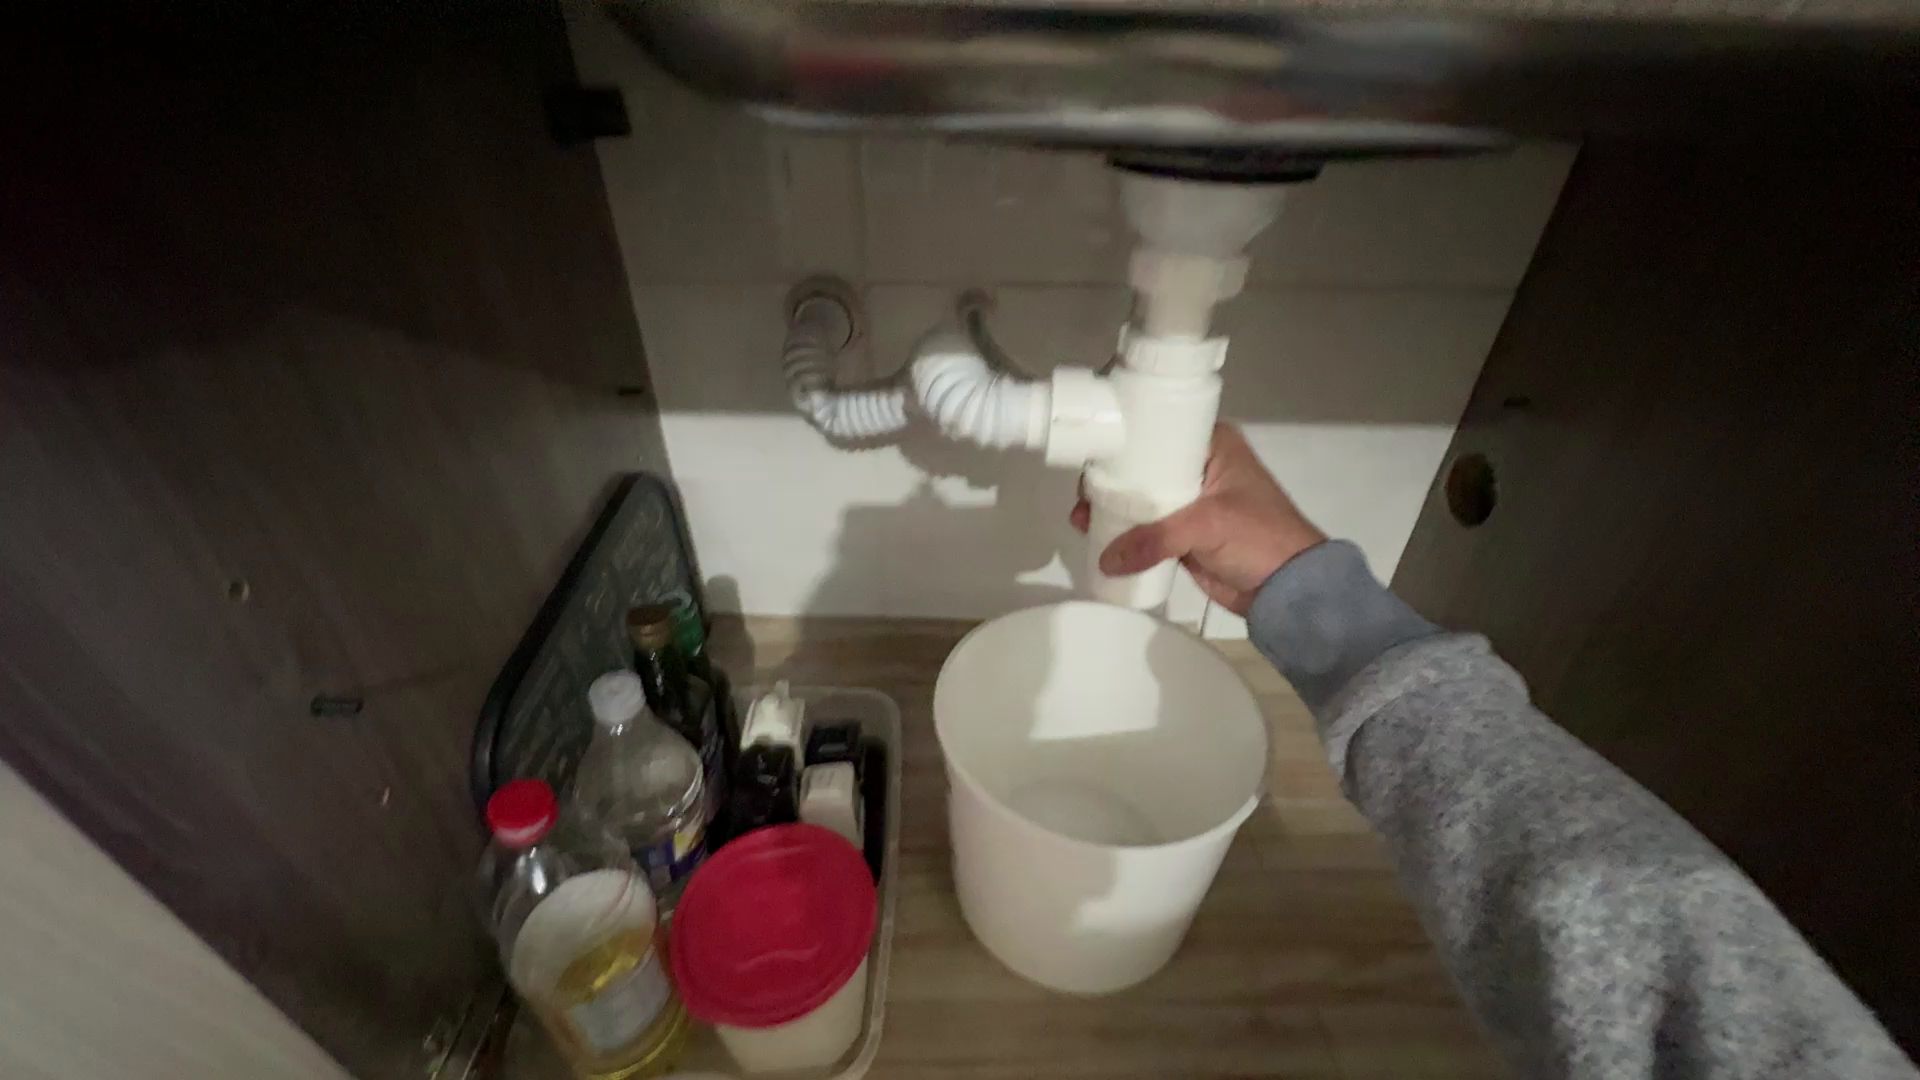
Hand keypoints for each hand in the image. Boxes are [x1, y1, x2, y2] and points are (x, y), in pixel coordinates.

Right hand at [1069, 424, 1325, 614]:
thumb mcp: (1207, 525)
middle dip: (1108, 482)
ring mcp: (1188, 502)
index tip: (1091, 456)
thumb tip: (1106, 559)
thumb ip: (1154, 538)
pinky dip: (1123, 532)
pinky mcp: (1181, 533)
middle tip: (1082, 497)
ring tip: (1082, 520)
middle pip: (1141, 468)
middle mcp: (1197, 466)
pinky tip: (1098, 537)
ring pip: (1139, 499)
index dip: (1123, 443)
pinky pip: (1144, 528)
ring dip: (1111, 508)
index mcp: (1211, 445)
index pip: (1158, 433)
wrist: (1287, 589)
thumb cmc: (1259, 538)